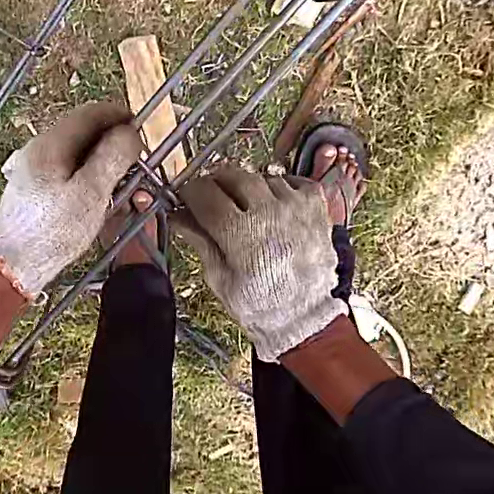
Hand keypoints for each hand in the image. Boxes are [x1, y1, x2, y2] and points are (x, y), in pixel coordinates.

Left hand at [0, 101, 142, 296]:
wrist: (11, 267)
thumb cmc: (51, 232)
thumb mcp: (91, 193)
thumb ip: (112, 157)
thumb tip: (130, 132)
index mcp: (49, 144)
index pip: (90, 113)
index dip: (119, 115)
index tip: (141, 127)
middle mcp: (38, 149)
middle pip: (82, 130)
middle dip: (111, 137)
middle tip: (136, 155)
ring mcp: (32, 168)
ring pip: (74, 150)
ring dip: (100, 156)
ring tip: (122, 175)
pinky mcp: (32, 187)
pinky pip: (65, 168)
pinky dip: (86, 171)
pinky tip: (97, 191)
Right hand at [173, 166, 343, 361]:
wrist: (306, 318)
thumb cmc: (258, 304)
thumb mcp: (219, 278)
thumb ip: (199, 240)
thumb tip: (177, 215)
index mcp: (240, 233)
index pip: (204, 193)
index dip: (189, 192)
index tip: (186, 197)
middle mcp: (268, 212)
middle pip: (232, 176)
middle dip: (216, 183)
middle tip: (212, 199)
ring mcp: (295, 205)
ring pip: (260, 177)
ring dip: (248, 188)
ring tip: (245, 208)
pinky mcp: (316, 206)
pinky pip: (291, 180)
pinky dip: (279, 187)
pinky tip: (273, 205)